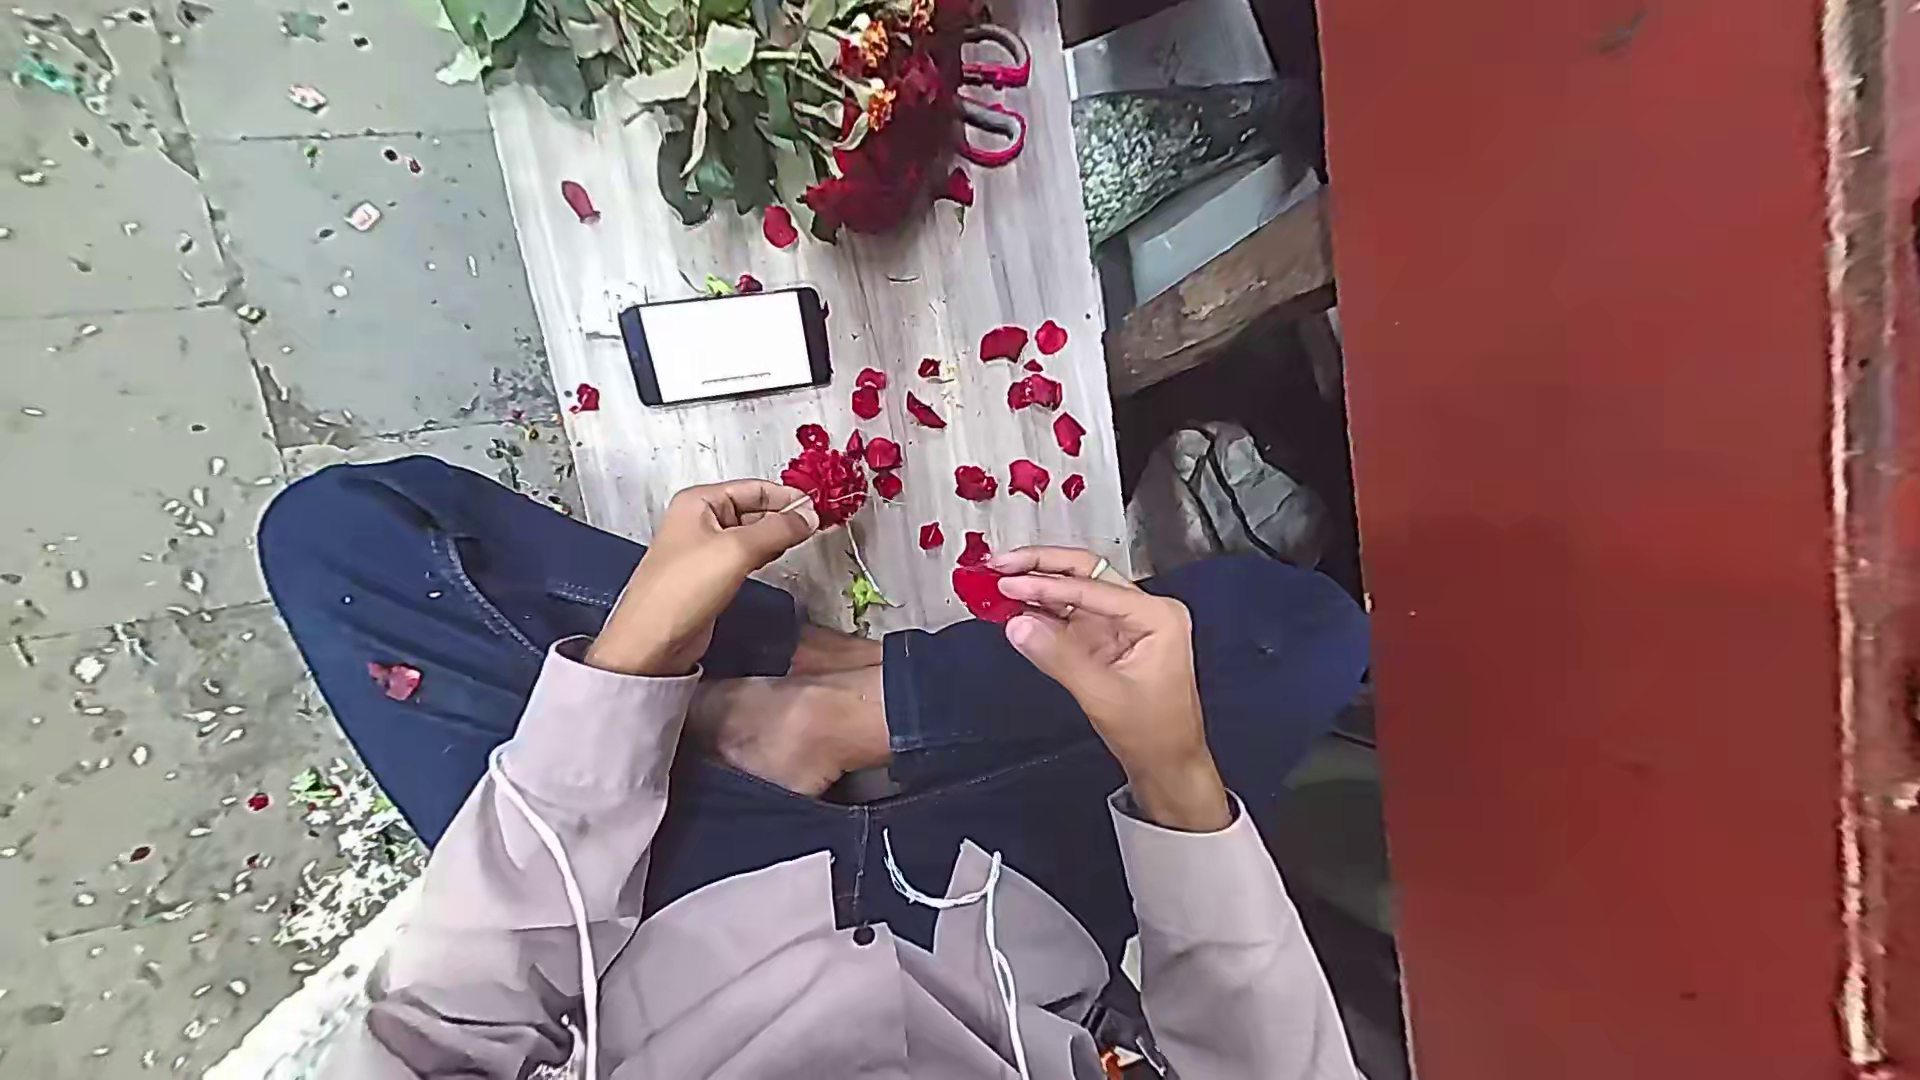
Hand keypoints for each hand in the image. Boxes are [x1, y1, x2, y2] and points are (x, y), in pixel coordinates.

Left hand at [585, 480, 817, 676]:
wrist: (654, 642)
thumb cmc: (684, 589)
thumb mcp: (737, 549)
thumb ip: (778, 529)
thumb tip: (811, 516)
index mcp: (700, 501)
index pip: (756, 488)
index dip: (788, 497)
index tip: (818, 509)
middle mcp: (702, 519)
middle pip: (756, 507)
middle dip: (786, 516)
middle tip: (817, 526)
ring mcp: (707, 546)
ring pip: (754, 531)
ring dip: (778, 534)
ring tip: (804, 540)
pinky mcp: (714, 572)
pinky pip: (748, 553)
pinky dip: (767, 552)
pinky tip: (780, 557)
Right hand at [992, 547, 1230, 831]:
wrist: (1166, 764)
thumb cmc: (1155, 733)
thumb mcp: (1104, 696)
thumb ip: (1059, 657)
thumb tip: (1018, 624)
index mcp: (1156, 616)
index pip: (1092, 588)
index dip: (1046, 584)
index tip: (1009, 583)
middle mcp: (1140, 609)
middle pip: (1084, 572)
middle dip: (1040, 565)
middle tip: (1001, 564)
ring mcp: (1119, 621)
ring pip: (1072, 588)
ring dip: (1035, 583)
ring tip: (998, 579)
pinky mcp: (1102, 635)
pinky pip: (1066, 613)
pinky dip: (1038, 608)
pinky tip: (1013, 604)